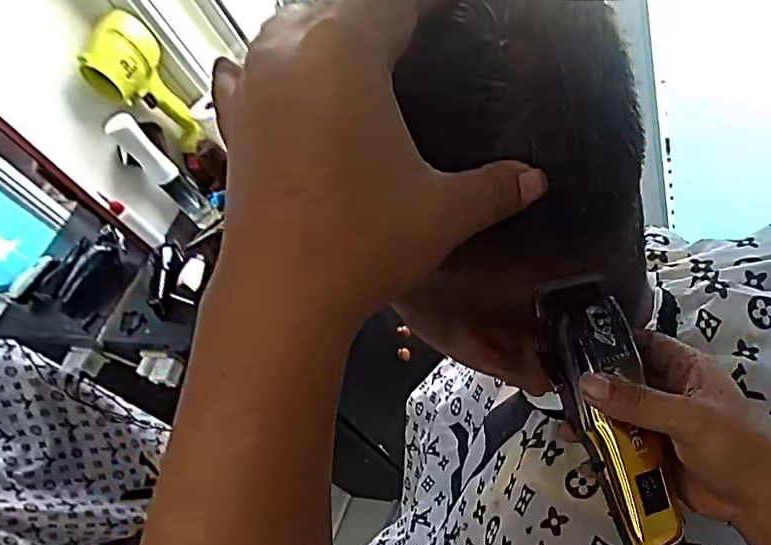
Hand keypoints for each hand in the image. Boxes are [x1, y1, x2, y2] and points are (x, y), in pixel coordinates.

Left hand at [210, 0, 546, 319]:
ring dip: (328, 30)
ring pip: (291, 26)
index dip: (430, 5)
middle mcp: (290, 49)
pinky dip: (279, 68)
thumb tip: (530, 180)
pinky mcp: (240, 122)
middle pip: (340, 5)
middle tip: (411, 29)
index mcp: (346, 52)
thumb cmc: (357, 245)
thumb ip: (493, 189)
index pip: (398, 2)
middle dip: (381, 14)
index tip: (448, 9)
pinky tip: (287, 84)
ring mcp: (256, 83)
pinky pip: (254, 70)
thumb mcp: (444, 213)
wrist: (286, 290)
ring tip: (358, 50)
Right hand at [577, 333, 770, 524]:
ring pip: (622, 420)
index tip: (577, 346)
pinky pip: (626, 451)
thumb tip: (590, 384)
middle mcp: (673, 395)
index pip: (647, 345)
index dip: (616, 343)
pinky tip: (588, 461)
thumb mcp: (686, 418)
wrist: (752, 499)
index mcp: (688, 371)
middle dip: (597, 392)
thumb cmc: (734, 448)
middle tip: (563, 397)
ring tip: (568, 433)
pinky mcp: (656, 457)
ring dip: (597, 427)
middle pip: (627, 385)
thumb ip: (638, 402)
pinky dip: (608, 455)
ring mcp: (663, 427)